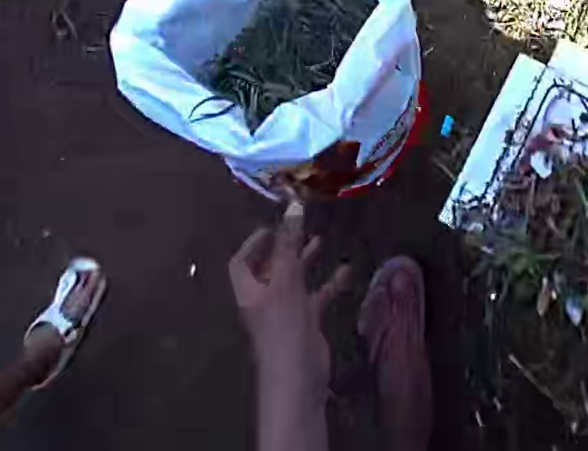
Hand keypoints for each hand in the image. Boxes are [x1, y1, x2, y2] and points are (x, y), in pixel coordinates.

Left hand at [227, 202, 350, 388]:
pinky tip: (345, 269)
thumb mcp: (285, 281)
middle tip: (302, 225)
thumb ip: (289, 244)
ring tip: (321, 238)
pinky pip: (317, 295)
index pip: (242, 260)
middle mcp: (265, 297)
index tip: (273, 224)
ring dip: (306, 259)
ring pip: (295, 278)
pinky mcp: (306, 321)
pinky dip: (330, 282)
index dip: (254, 242)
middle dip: (286, 245)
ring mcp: (286, 310)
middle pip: (271, 265)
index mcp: (251, 289)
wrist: (298, 380)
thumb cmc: (283, 328)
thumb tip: (292, 206)